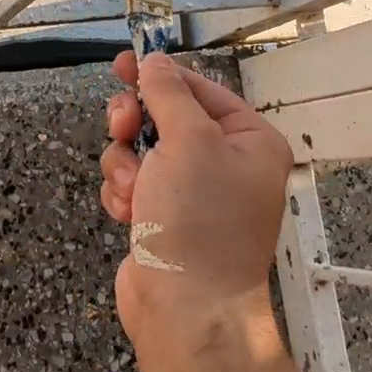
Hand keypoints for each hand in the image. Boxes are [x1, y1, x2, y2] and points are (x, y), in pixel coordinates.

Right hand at [99, 52, 294, 351]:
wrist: (186, 308)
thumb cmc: (199, 219)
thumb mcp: (188, 140)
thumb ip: (168, 94)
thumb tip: (154, 62)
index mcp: (249, 141)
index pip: (200, 90)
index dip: (160, 76)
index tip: (123, 63)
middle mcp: (224, 164)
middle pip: (164, 118)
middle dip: (136, 125)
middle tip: (121, 128)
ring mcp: (191, 194)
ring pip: (139, 150)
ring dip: (125, 165)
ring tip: (133, 190)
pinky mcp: (161, 218)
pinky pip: (131, 183)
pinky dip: (123, 194)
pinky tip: (129, 215)